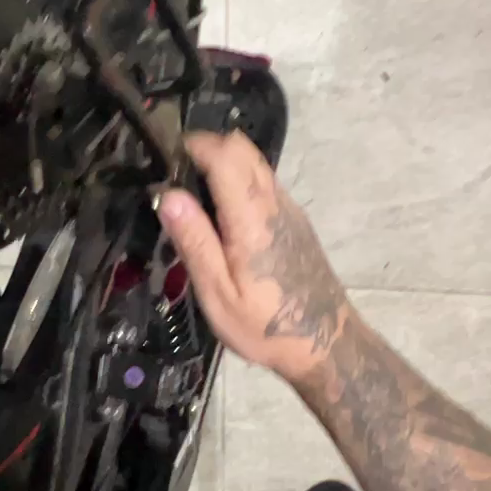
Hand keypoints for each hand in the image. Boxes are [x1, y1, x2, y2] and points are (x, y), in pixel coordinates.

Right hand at [158, 131, 351, 384]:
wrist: (325, 343)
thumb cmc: (265, 326)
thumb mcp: (219, 294)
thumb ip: (195, 242)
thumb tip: (167, 195)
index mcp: (252, 219)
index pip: (225, 155)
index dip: (193, 146)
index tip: (165, 158)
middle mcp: (274, 204)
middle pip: (243, 148)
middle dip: (207, 148)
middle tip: (175, 174)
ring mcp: (289, 210)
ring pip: (255, 163)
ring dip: (223, 164)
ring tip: (193, 195)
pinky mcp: (295, 221)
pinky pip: (264, 184)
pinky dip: (239, 182)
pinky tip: (221, 217)